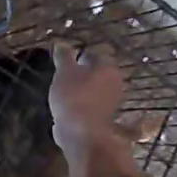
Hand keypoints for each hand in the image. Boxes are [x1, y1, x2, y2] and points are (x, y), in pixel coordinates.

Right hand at [50, 43, 136, 176]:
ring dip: (82, 91)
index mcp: (107, 67)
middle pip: (96, 73)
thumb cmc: (73, 97)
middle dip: (82, 74)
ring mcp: (111, 102)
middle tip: (63, 78)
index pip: (94, 55)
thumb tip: (61, 43)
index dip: (78, 57)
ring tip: (63, 95)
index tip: (64, 63)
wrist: (81, 133)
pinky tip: (68, 110)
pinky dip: (82, 105)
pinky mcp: (104, 118)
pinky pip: (91, 106)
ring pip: (94, 90)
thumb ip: (63, 57)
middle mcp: (115, 82)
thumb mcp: (64, 73)